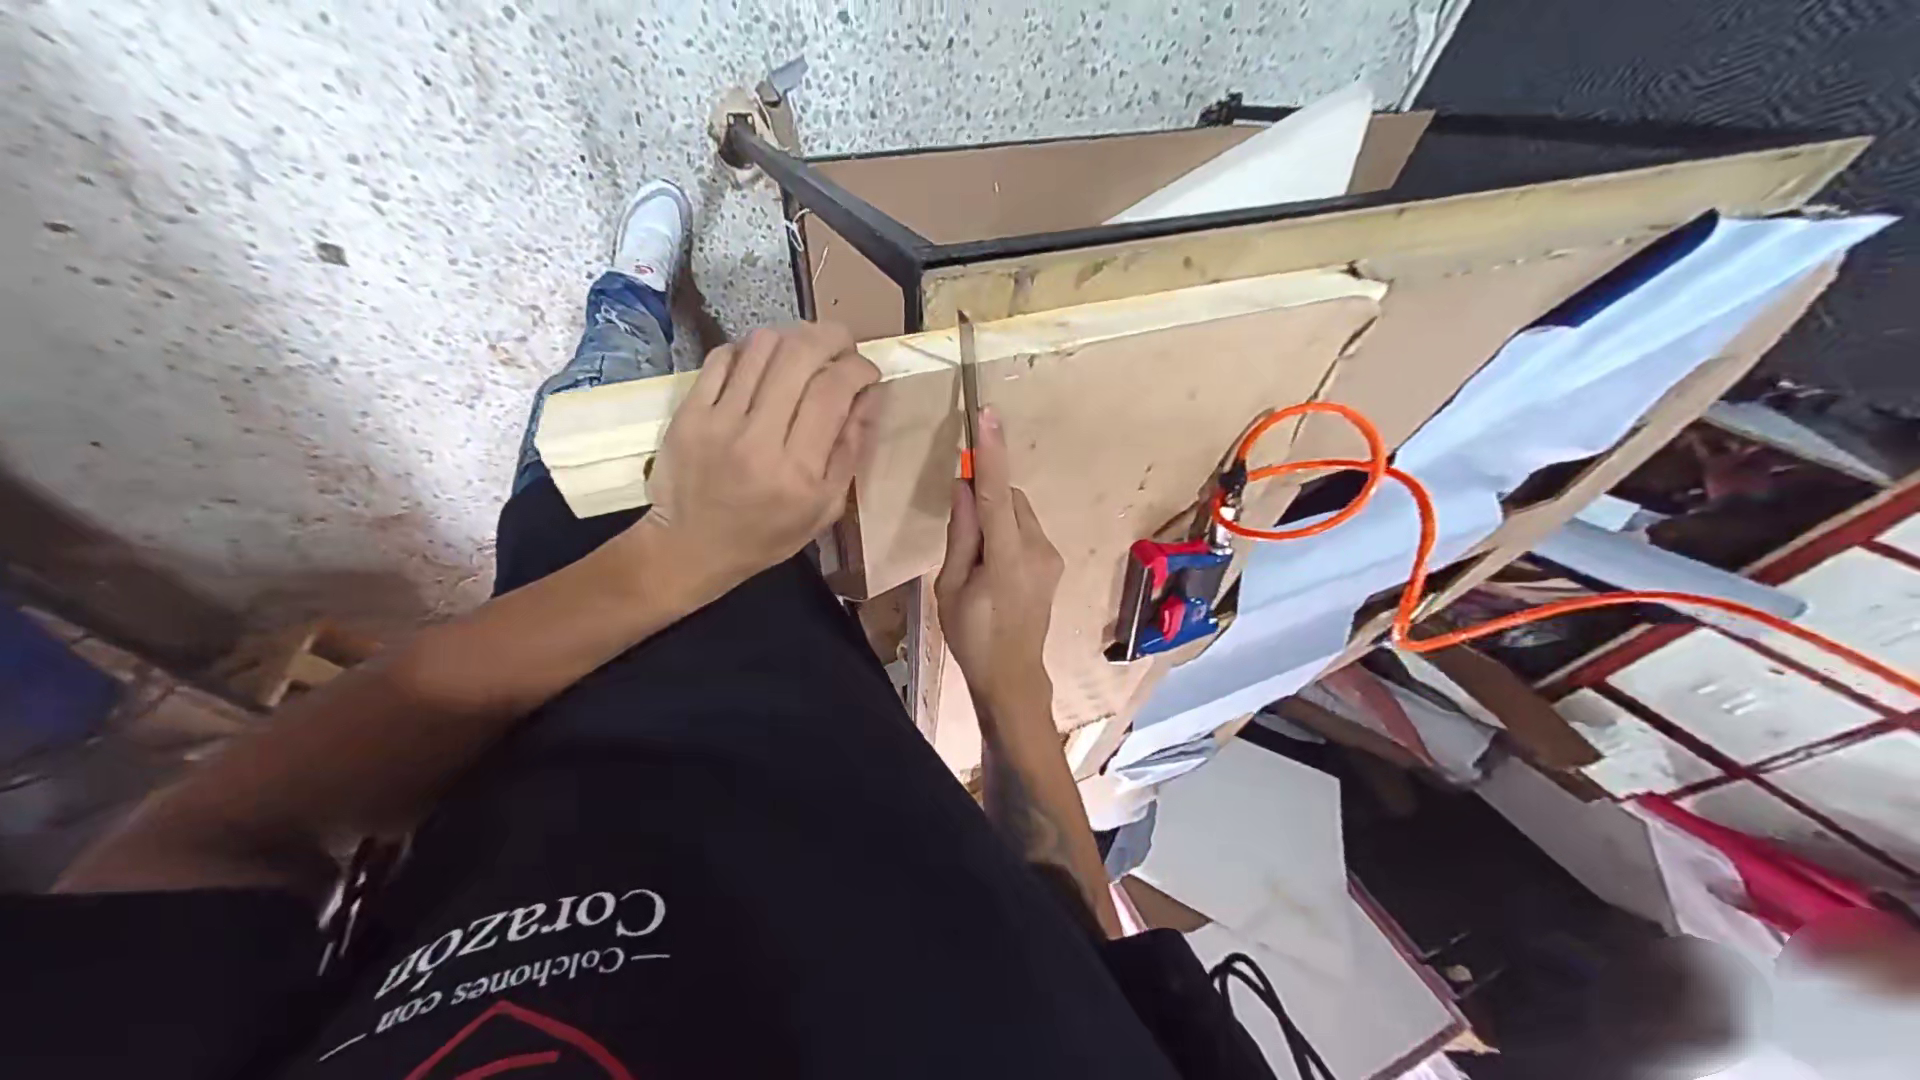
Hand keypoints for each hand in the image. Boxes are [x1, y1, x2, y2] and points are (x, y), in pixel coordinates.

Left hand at [642, 322, 878, 594]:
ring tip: (805, 352)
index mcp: (797, 469)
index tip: (868, 371)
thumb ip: (849, 451)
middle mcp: (758, 438)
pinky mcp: (689, 411)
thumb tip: (868, 396)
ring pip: (762, 347)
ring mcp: (717, 420)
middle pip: (799, 355)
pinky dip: (752, 350)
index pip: (833, 391)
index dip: (859, 368)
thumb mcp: (825, 508)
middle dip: (831, 337)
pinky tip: (764, 364)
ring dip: (793, 337)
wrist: (691, 547)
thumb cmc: (767, 534)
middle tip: (842, 344)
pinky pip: (724, 357)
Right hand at [934, 406, 1063, 708]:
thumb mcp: (950, 585)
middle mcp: (1038, 550)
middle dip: (984, 499)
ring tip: (977, 559)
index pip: (997, 495)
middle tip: (961, 532)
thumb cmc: (971, 635)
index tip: (988, 416)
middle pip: (1009, 498)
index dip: (992, 453)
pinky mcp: (1053, 562)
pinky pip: (1025, 529)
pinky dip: (1006, 530)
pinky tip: (994, 564)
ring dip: (996, 517)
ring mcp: (1050, 556)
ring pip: (1018, 512)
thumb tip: (963, 486)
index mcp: (1007, 559)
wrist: (1012, 675)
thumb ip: (961, 533)